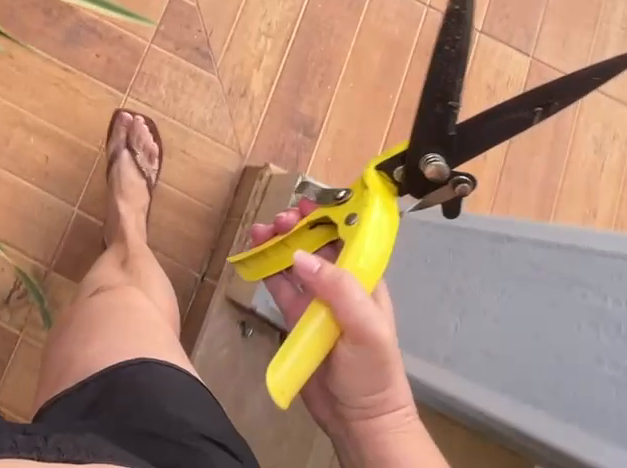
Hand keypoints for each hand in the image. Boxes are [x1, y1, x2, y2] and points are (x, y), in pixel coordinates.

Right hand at [250, 199, 420, 446]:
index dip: (328, 218)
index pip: (347, 240)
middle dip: (297, 227)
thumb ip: (337, 290)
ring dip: (278, 242)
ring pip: (294, 261)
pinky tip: (254, 253)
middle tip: (278, 218)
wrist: (359, 422)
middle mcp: (340, 286)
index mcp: (363, 283)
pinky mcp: (296, 318)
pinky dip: (266, 267)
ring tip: (259, 229)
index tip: (305, 204)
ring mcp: (316, 302)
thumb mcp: (365, 329)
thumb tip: (300, 255)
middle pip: (315, 246)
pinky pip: (279, 285)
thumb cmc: (373, 374)